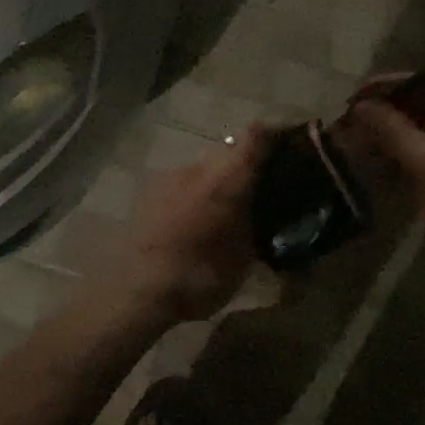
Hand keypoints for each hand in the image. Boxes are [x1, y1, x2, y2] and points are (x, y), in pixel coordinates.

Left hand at [102, 125, 266, 324]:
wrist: (139, 289)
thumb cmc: (201, 275)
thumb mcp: (243, 257)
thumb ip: (256, 225)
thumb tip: (265, 213)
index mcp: (228, 177)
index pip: (256, 135)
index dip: (272, 136)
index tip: (285, 146)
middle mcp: (199, 165)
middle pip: (228, 152)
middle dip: (241, 168)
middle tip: (254, 192)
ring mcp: (170, 174)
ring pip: (203, 168)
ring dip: (214, 182)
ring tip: (220, 212)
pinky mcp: (149, 188)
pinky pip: (181, 182)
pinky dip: (192, 194)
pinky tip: (191, 221)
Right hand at [347, 76, 424, 282]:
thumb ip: (393, 130)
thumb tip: (361, 105)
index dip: (388, 88)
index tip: (355, 95)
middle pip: (421, 107)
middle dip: (385, 112)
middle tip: (349, 118)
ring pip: (418, 132)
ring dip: (388, 133)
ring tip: (355, 137)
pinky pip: (422, 154)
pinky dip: (398, 154)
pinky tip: (374, 158)